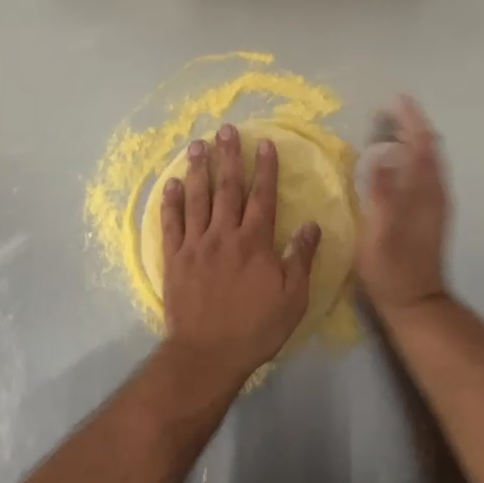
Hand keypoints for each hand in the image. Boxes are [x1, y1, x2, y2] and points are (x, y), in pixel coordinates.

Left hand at [160, 124, 319, 383]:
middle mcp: (225, 234)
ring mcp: (196, 244)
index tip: (264, 143)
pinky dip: (171, 202)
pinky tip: (170, 184)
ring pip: (197, 198)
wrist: (207, 353)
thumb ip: (301, 259)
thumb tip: (312, 225)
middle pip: (227, 188)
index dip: (265, 168)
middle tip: (225, 129)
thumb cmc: (256, 328)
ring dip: (197, 170)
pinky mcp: (174, 259)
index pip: (263, 196)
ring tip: (196, 145)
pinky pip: (171, 224)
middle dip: (228, 156)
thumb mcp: (292, 298)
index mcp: (255, 242)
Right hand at [358, 96, 451, 314]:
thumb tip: (382, 156)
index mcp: (422, 191)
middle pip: (430, 148)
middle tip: (392, 111)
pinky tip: (403, 164)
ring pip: (431, 161)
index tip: (398, 99)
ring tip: (395, 130)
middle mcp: (435, 192)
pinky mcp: (433, 215)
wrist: (417, 301)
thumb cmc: (391, 268)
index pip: (421, 144)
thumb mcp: (379, 232)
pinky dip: (417, 158)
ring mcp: (437, 204)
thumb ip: (382, 193)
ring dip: (416, 141)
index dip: (411, 119)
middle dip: (414, 125)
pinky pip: (428, 173)